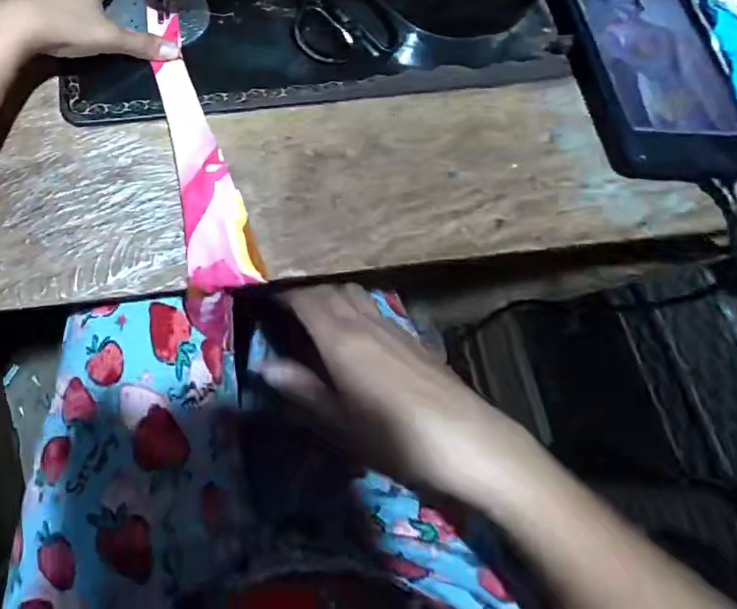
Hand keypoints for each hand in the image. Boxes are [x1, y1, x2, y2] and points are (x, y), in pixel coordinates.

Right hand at [260, 284, 550, 513]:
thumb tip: (263, 365)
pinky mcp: (414, 341)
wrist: (476, 446)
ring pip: (353, 295)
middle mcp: (363, 322)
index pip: (303, 298)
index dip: (280, 294)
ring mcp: (392, 328)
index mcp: (340, 337)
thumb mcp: (341, 422)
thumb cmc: (398, 438)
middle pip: (328, 290)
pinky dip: (354, 310)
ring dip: (330, 297)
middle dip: (303, 292)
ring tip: (316, 318)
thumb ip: (302, 389)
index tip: (260, 299)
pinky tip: (356, 337)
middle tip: (284, 309)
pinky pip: (373, 310)